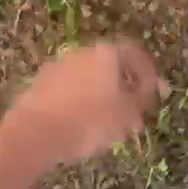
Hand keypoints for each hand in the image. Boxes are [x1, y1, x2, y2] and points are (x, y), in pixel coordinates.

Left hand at [1, 41, 164, 166]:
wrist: (32, 136)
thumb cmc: (90, 120)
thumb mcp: (128, 112)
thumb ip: (144, 97)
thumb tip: (155, 89)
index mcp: (108, 52)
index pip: (136, 54)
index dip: (148, 73)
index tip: (153, 94)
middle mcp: (83, 52)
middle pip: (111, 65)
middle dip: (124, 86)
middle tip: (132, 110)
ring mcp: (57, 67)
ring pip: (89, 78)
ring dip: (101, 95)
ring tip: (107, 123)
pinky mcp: (38, 85)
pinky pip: (68, 90)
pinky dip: (79, 102)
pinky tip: (81, 124)